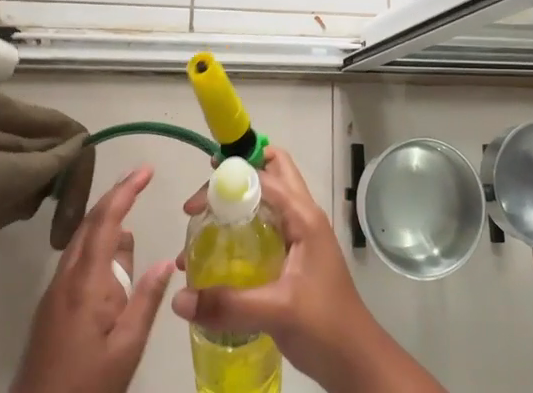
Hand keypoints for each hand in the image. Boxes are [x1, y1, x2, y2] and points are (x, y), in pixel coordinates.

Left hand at [12, 167, 174, 392]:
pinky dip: (98, 251)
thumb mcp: (127, 348)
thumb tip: (165, 262)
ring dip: (107, 228)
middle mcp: (65, 279)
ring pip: (81, 244)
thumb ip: (146, 301)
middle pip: (89, 225)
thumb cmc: (87, 384)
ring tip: (134, 233)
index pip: (106, 223)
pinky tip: (116, 269)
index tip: (147, 170)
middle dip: (116, 199)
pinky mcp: (51, 309)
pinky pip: (76, 264)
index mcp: (86, 283)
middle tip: (143, 181)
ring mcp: (54, 293)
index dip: (125, 191)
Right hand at [169, 150, 377, 389]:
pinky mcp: (294, 258)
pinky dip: (241, 229)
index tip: (193, 206)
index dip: (229, 181)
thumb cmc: (324, 325)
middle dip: (239, 173)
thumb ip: (228, 304)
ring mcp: (300, 237)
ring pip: (268, 201)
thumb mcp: (276, 311)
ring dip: (238, 202)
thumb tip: (178, 299)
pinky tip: (216, 258)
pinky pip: (265, 229)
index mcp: (304, 218)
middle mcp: (303, 218)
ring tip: (201, 229)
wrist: (354, 359)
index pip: (265, 178)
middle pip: (273, 174)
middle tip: (203, 195)